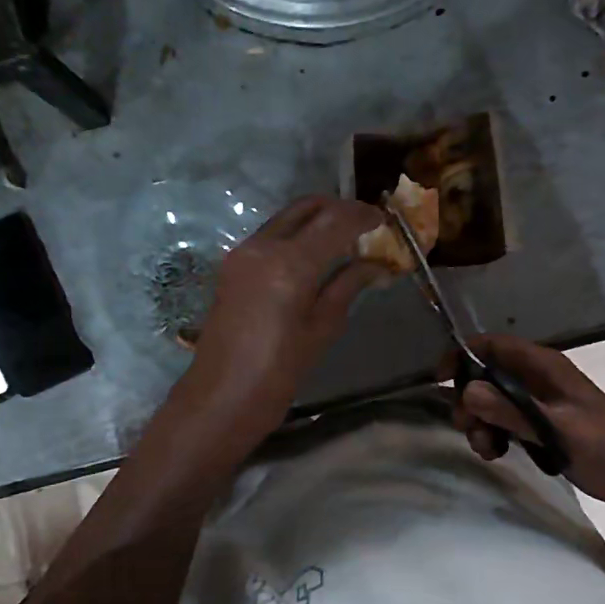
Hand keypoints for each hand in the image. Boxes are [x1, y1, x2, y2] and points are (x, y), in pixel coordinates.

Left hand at [185, 195, 385, 424]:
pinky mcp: (232, 265)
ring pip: (286, 218)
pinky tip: (313, 256)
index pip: (335, 220)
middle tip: (363, 225)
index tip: (383, 220)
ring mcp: (242, 253)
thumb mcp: (322, 329)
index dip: (362, 215)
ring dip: (315, 220)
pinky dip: (295, 235)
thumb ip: (347, 286)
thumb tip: (376, 264)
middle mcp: (263, 247)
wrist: (221, 396)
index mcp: (290, 264)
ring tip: (343, 240)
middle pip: (306, 207)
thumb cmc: (278, 373)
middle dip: (338, 208)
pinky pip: (270, 236)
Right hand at [443, 334, 604, 506]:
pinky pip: (502, 420)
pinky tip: (498, 453)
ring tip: (488, 449)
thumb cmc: (604, 448)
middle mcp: (536, 378)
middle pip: (484, 375)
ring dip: (479, 423)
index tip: (441, 381)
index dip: (462, 356)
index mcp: (544, 367)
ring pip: (489, 401)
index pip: (492, 345)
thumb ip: (511, 411)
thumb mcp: (556, 430)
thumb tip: (466, 391)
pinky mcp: (537, 423)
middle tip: (467, 428)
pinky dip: (492, 434)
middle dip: (468, 401)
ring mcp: (537, 401)